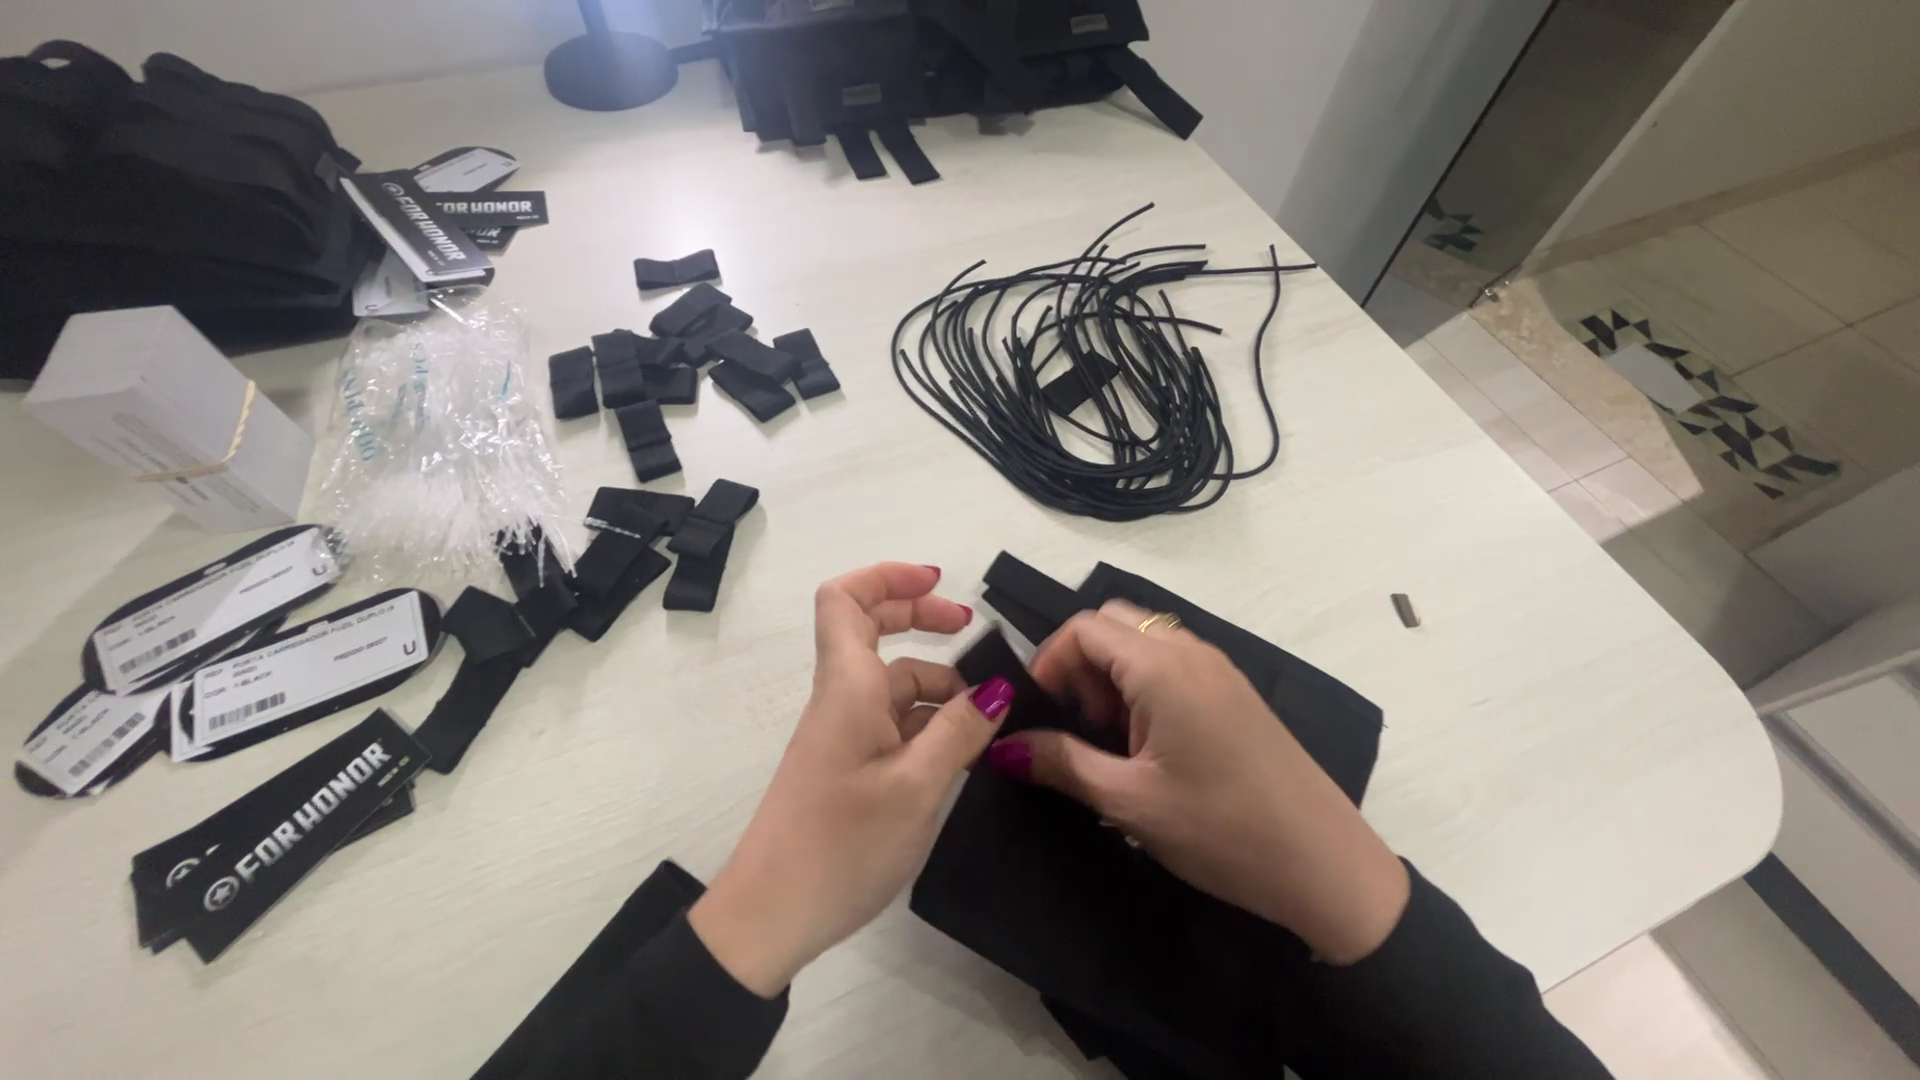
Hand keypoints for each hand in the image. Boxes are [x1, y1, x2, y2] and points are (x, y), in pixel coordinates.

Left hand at [688, 563, 1014, 995]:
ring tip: (988, 721)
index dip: (887, 576)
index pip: (845, 600)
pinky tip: (964, 752)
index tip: (939, 582)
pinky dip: (930, 724)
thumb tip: (996, 689)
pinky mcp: (849, 767)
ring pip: (894, 685)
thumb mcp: (917, 787)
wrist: (771, 917)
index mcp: (848, 688)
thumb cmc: (841, 844)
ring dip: (940, 687)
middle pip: (872, 631)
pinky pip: (894, 724)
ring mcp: (844, 734)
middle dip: (922, 618)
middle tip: (973, 632)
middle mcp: (842, 699)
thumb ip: (960, 731)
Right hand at [987, 600, 1409, 964]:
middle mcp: (1191, 652)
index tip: (1039, 713)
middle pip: (1114, 624)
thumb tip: (1002, 747)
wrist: (1327, 867)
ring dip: (1112, 674)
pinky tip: (1148, 743)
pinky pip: (1173, 662)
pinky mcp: (1235, 692)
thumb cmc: (1221, 830)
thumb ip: (1060, 763)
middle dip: (1079, 663)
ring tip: (1109, 739)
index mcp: (1162, 667)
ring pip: (1144, 640)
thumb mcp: (1129, 801)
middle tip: (1076, 722)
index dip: (1049, 661)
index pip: (1084, 628)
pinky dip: (1144, 683)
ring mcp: (1219, 670)